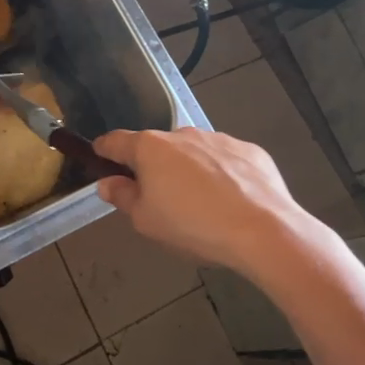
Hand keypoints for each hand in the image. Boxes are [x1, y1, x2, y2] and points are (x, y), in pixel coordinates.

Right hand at [94, 128, 327, 283]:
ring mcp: (219, 139)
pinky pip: (227, 160)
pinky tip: (233, 202)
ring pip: (194, 152)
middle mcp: (182, 134)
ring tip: (203, 205)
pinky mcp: (250, 151)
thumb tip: (107, 183)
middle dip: (154, 167)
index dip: (105, 150)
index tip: (101, 157)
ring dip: (190, 170)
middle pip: (158, 148)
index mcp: (150, 148)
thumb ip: (123, 197)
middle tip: (161, 199)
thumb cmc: (193, 226)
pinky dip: (224, 175)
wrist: (263, 230)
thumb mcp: (146, 221)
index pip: (116, 141)